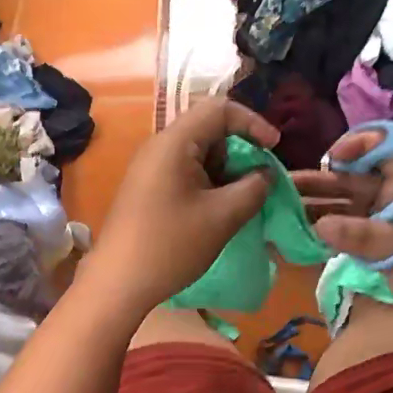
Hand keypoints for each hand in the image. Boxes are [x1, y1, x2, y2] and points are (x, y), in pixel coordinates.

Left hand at [82, 98, 279, 313]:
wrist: (118, 283)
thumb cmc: (171, 245)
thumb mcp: (223, 216)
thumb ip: (254, 188)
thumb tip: (265, 174)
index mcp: (175, 143)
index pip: (220, 109)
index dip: (253, 123)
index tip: (274, 149)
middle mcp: (160, 147)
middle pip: (210, 128)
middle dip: (242, 149)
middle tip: (260, 179)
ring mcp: (152, 167)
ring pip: (201, 152)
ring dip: (228, 169)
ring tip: (243, 199)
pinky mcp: (150, 187)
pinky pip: (188, 171)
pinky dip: (212, 182)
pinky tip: (220, 210)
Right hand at [291, 133, 392, 338]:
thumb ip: (366, 236)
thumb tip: (319, 227)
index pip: (377, 149)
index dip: (352, 147)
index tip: (328, 159)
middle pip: (350, 180)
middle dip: (318, 182)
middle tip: (278, 187)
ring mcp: (384, 221)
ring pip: (344, 208)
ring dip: (315, 209)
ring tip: (278, 210)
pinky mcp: (378, 248)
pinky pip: (346, 234)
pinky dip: (324, 234)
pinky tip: (297, 235)